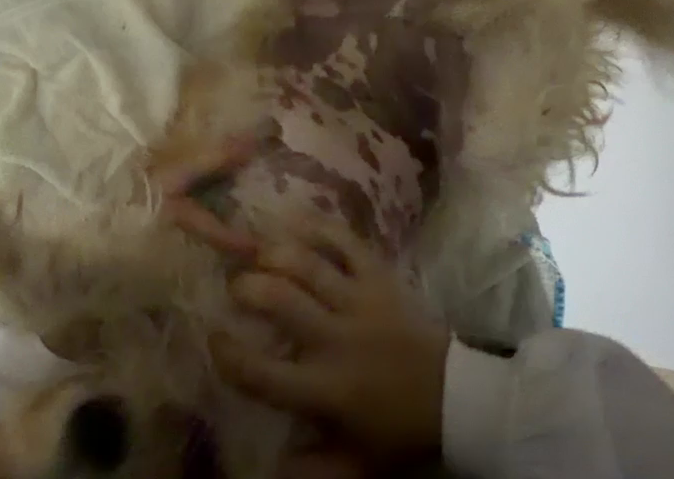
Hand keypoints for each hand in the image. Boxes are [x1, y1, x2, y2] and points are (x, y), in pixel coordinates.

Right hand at [170, 198, 450, 464]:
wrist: (458, 397)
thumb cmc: (399, 429)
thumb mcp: (356, 462)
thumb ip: (312, 466)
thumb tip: (268, 465)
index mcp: (326, 388)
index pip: (262, 372)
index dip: (228, 354)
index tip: (215, 339)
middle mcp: (336, 339)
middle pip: (279, 299)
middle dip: (246, 287)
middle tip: (236, 287)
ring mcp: (359, 302)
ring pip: (307, 264)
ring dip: (273, 252)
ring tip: (257, 252)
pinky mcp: (379, 278)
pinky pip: (346, 242)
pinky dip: (318, 227)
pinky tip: (293, 220)